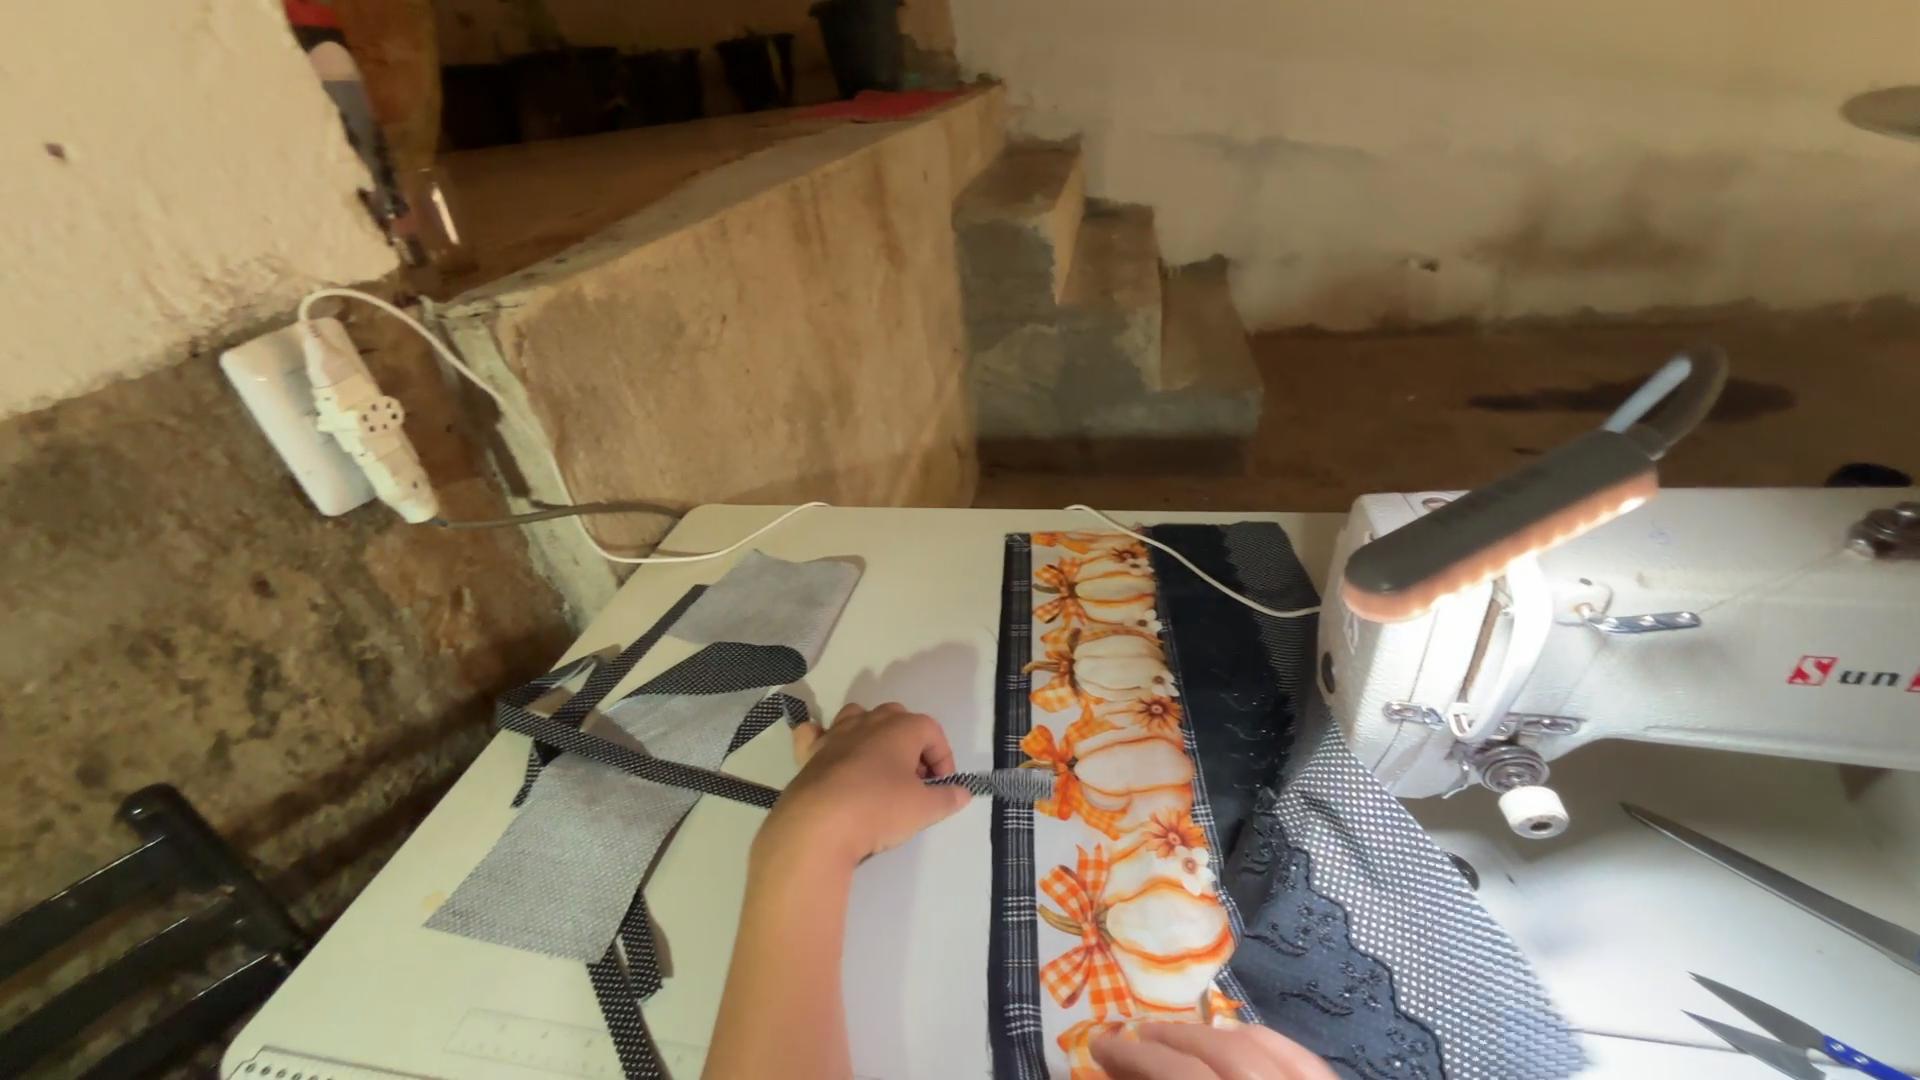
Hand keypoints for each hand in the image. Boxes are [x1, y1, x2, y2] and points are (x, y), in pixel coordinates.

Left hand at [756, 702, 971, 869]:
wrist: (819, 825)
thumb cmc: (879, 809)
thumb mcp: (924, 809)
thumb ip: (947, 798)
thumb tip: (963, 793)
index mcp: (901, 727)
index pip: (933, 731)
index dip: (943, 759)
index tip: (942, 788)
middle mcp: (869, 721)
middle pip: (898, 718)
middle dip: (910, 745)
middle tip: (913, 782)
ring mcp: (836, 733)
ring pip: (858, 717)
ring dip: (872, 735)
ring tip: (878, 768)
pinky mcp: (809, 752)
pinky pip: (815, 734)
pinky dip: (823, 740)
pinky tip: (829, 757)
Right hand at [1092, 1024, 1339, 1079]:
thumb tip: (1112, 1071)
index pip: (1181, 1077)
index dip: (1136, 1058)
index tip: (1101, 1046)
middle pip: (1221, 1054)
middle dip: (1166, 1040)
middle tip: (1127, 1037)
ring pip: (1259, 1047)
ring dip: (1207, 1033)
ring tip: (1171, 1036)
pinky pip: (1302, 1058)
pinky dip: (1263, 1038)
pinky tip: (1234, 1035)